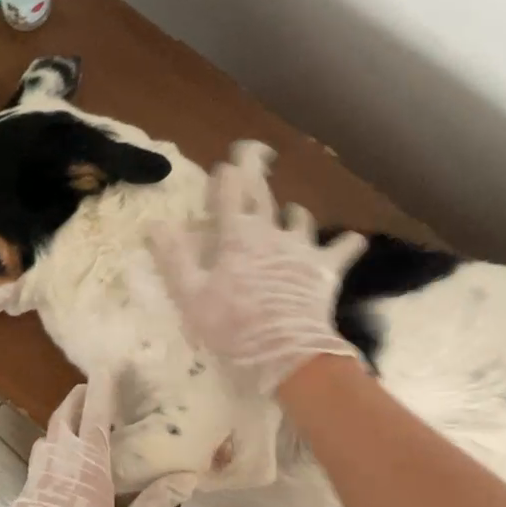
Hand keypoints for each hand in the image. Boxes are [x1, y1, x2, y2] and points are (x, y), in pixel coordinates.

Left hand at [0, 375, 196, 506]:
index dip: (100, 389)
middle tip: (89, 389)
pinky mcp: (22, 500)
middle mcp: (56, 466)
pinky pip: (37, 467)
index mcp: (86, 470)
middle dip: (75, 399)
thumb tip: (189, 475)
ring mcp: (34, 482)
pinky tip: (62, 474)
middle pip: (62, 420)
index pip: (94, 417)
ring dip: (60, 426)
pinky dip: (51, 457)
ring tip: (78, 428)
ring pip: (45, 441)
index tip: (104, 366)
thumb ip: (155, 503)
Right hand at [149, 141, 369, 392]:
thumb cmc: (231, 325)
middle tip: (253, 154)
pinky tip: (350, 240)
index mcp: (236, 237)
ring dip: (293, 214)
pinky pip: (342, 248)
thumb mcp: (190, 295)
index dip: (225, 177)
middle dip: (255, 172)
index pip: (228, 195)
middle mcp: (270, 233)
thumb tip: (155, 223)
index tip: (224, 164)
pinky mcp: (326, 268)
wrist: (285, 352)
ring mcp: (301, 249)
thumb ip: (174, 257)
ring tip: (290, 215)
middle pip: (262, 195)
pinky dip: (345, 243)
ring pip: (300, 218)